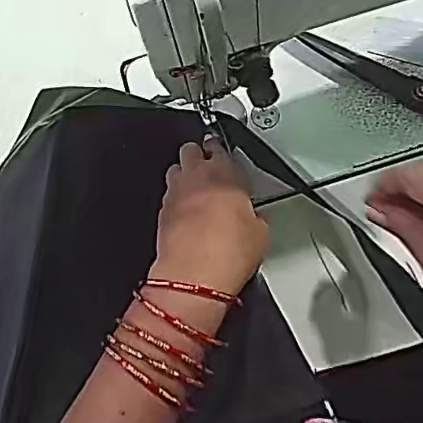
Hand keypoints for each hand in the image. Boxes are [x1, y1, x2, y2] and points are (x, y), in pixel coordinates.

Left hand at [152, 139, 268, 295]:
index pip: (221, 148)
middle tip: (209, 166)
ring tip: (196, 186)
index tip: (224, 155)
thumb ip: (255, 216)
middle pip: (191, 149)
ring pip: (175, 167)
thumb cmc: (226, 251)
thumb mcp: (260, 233)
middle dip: (199, 154)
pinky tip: (185, 209)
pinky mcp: (162, 208)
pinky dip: (176, 196)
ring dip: (184, 173)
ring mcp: (175, 190)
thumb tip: (255, 221)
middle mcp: (196, 175)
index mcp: (225, 172)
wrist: (194, 274)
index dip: (222, 150)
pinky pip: (168, 192)